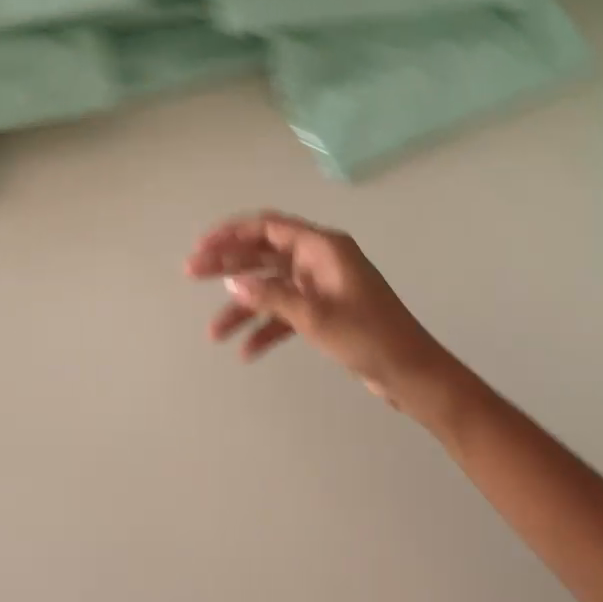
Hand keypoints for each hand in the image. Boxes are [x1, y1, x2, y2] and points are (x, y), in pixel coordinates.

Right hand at [185, 211, 459, 404]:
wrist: (411, 373)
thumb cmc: (368, 336)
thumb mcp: (314, 316)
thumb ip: (271, 295)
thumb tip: (233, 280)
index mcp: (323, 248)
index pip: (268, 228)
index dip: (231, 234)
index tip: (201, 247)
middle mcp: (320, 261)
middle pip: (264, 255)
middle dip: (228, 267)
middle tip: (191, 275)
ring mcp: (322, 287)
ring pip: (271, 289)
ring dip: (243, 308)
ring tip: (213, 333)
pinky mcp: (325, 313)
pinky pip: (286, 313)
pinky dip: (266, 329)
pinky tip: (247, 352)